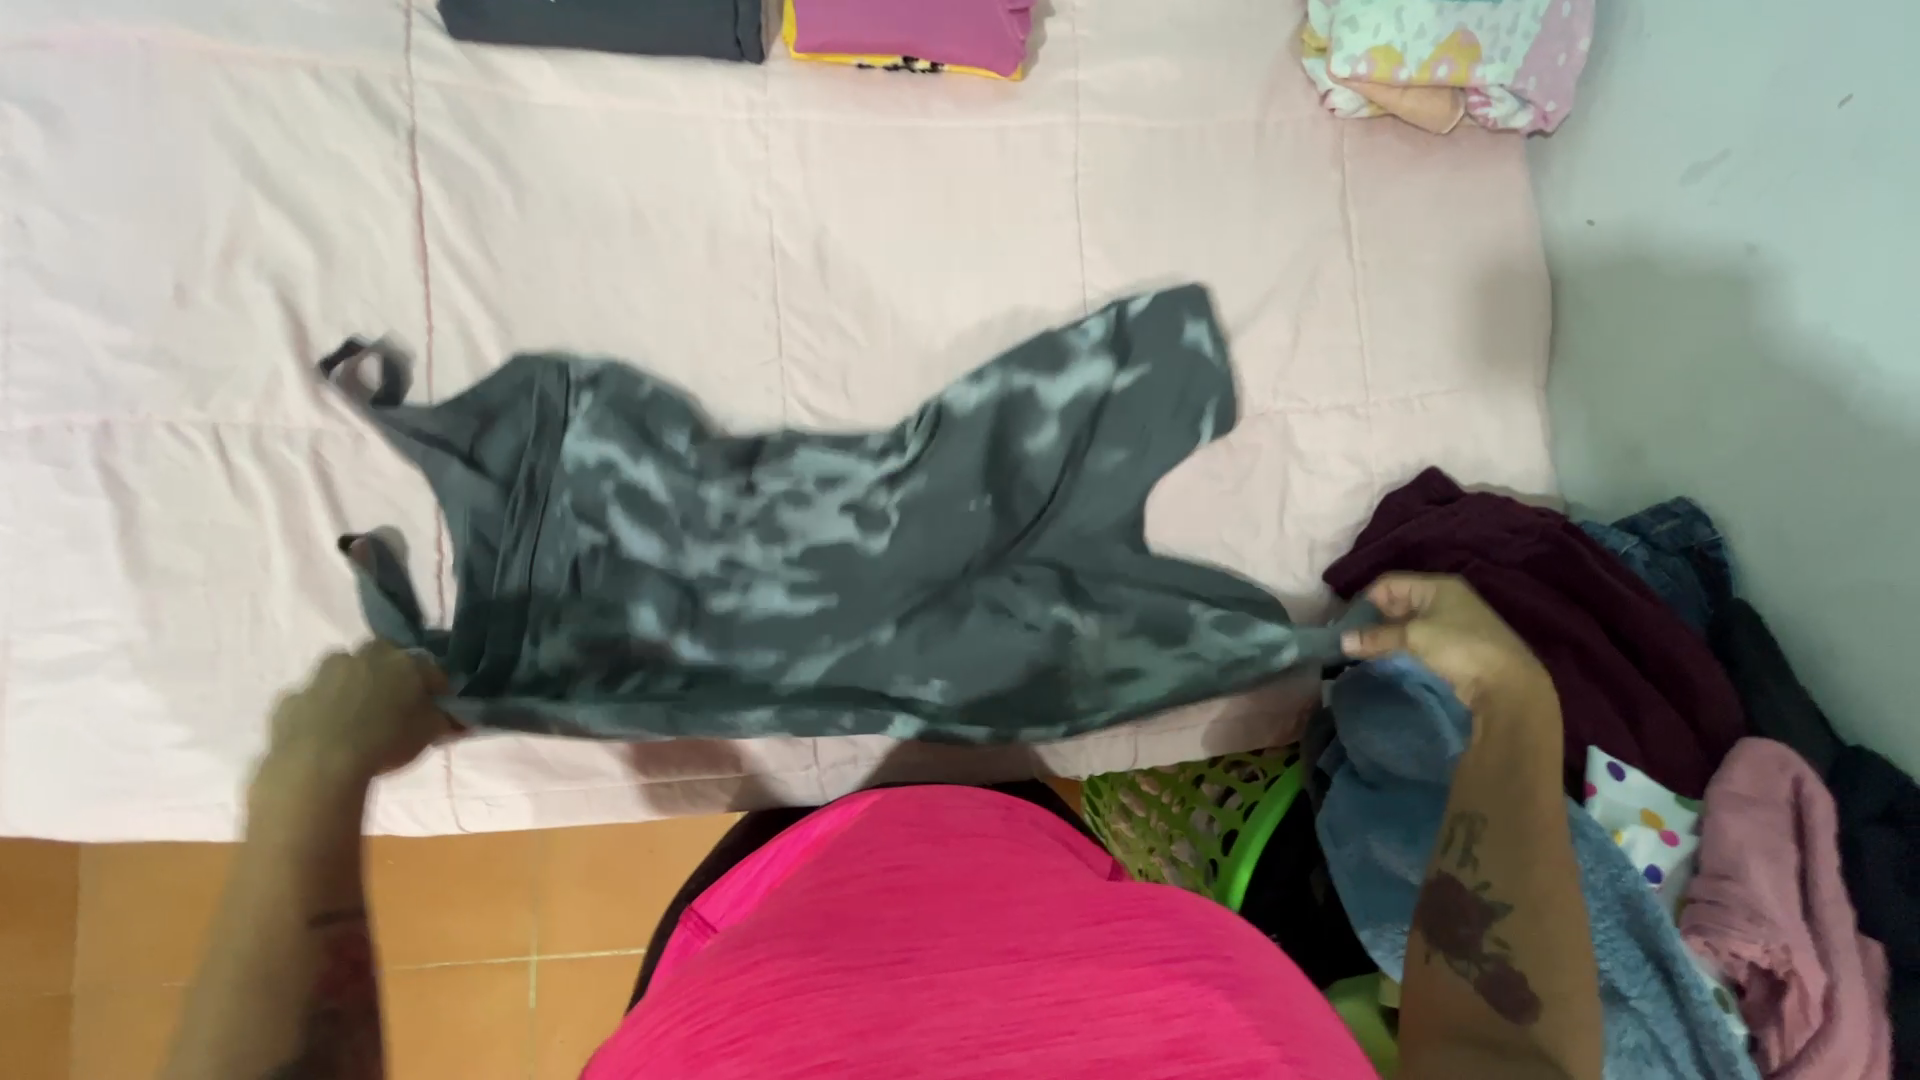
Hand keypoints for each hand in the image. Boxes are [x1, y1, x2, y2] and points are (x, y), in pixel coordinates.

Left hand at [260, 641, 451, 789]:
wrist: (317, 768)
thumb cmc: (386, 742)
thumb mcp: (431, 732)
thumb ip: (445, 718)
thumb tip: (458, 717)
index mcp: (402, 662)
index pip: (428, 665)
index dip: (433, 684)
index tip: (436, 705)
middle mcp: (361, 659)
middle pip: (378, 652)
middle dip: (385, 669)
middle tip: (391, 699)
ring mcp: (320, 677)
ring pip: (339, 670)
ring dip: (348, 684)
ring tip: (355, 715)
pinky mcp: (288, 700)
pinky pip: (310, 698)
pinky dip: (318, 709)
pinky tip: (324, 732)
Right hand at [1341, 573, 1557, 718]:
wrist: (1508, 685)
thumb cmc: (1459, 647)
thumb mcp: (1412, 637)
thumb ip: (1375, 637)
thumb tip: (1342, 641)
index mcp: (1437, 586)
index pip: (1388, 584)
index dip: (1365, 600)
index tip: (1348, 624)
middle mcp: (1445, 600)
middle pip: (1397, 603)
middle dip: (1374, 621)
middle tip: (1354, 640)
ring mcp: (1452, 624)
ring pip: (1406, 625)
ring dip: (1387, 638)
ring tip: (1367, 654)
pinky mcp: (1455, 648)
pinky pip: (1418, 642)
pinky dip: (1401, 650)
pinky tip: (1389, 662)